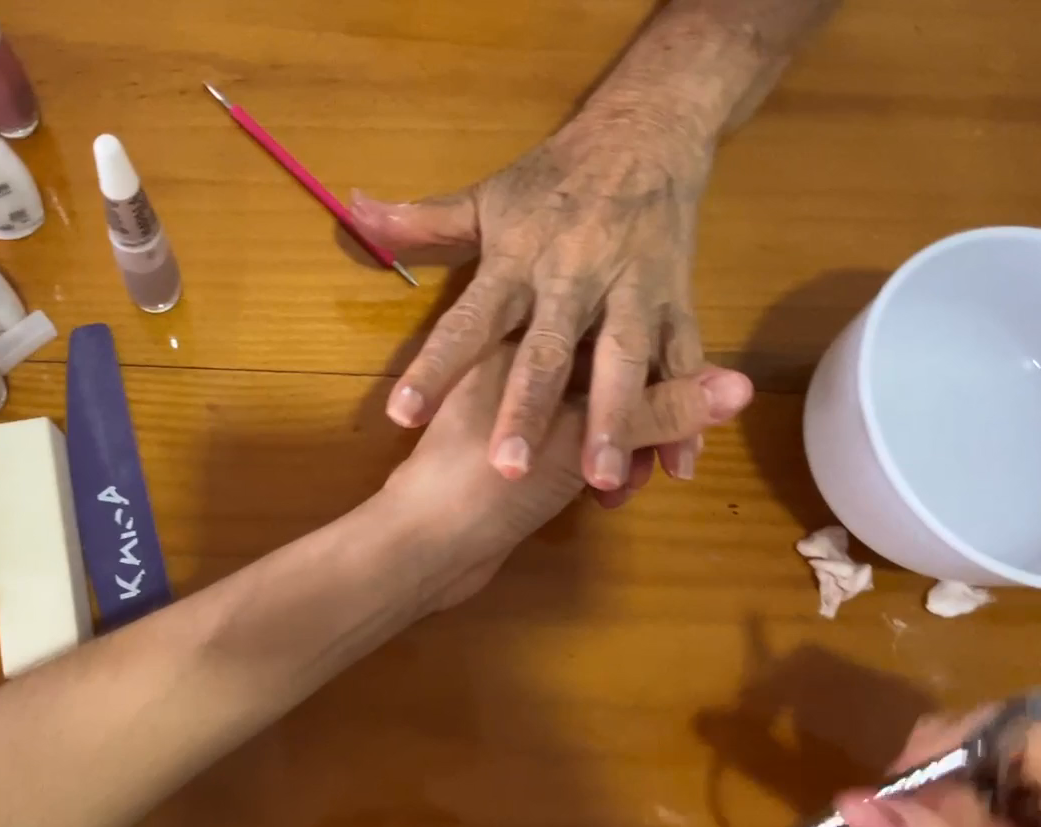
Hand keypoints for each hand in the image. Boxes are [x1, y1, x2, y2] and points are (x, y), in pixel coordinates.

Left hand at [352, 106, 751, 494]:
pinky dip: (684, 415)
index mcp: (516, 262)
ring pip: (624, 361)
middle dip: (529, 411)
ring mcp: (631, 290)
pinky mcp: (677, 300)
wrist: (649, 129)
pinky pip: (683, 361)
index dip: (434, 367)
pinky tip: (677, 467)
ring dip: (616, 423)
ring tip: (603, 483)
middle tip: (508, 472)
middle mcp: (573, 279)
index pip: (466, 321)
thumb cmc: (554, 178)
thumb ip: (425, 222)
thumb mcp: (488, 198)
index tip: (402, 416)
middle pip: (549, 352)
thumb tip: (355, 211)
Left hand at [380, 343, 748, 609]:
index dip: (655, 363)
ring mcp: (510, 411)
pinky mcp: (512, 455)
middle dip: (633, 416)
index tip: (691, 392)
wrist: (415, 550)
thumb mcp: (579, 442)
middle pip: (597, 375)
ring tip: (643, 482)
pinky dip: (594, 472)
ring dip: (618, 450)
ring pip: (586, 416)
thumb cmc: (483, 481)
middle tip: (668, 446)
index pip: (601, 332)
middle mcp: (515, 366)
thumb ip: (655, 410)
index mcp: (523, 340)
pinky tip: (614, 498)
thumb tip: (739, 386)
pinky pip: (568, 451)